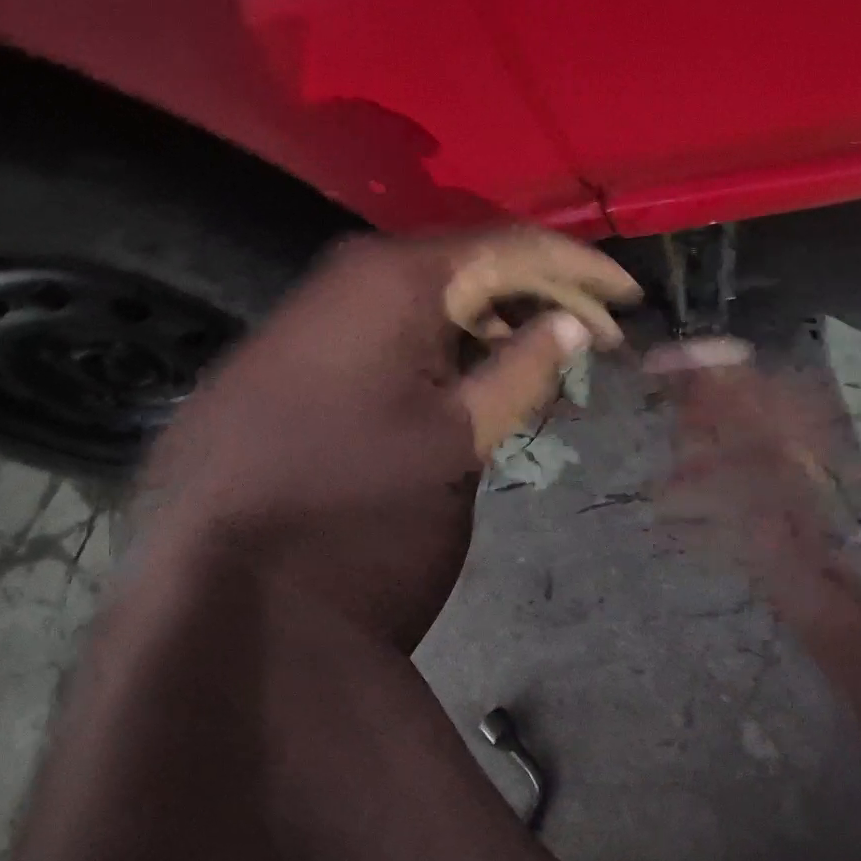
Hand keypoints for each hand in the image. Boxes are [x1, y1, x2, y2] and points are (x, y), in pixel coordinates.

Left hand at [138, 229, 639, 647]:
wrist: (228, 613)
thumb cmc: (365, 518)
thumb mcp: (461, 442)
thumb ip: (523, 370)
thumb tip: (573, 321)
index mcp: (387, 282)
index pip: (506, 246)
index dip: (578, 268)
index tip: (632, 297)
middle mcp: (339, 285)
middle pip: (463, 272)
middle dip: (539, 303)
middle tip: (600, 344)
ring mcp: (303, 329)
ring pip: (421, 311)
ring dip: (490, 335)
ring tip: (546, 376)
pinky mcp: (285, 374)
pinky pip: (381, 344)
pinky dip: (439, 360)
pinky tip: (473, 393)